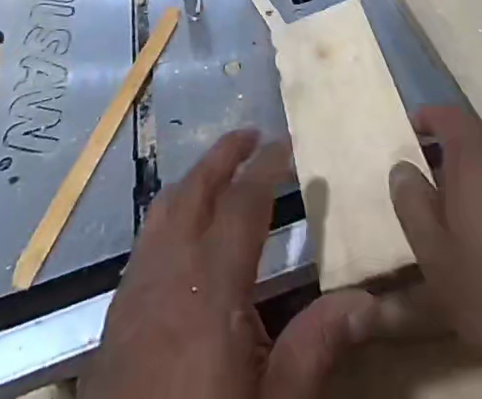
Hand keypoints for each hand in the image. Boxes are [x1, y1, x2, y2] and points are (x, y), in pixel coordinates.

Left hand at [81, 129, 374, 398]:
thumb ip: (316, 346)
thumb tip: (367, 299)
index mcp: (209, 292)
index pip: (240, 205)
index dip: (266, 167)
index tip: (289, 144)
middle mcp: (165, 279)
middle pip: (189, 194)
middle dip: (221, 157)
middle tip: (252, 135)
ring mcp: (133, 299)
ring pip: (159, 215)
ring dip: (192, 183)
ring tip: (222, 174)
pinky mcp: (115, 323)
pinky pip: (144, 246)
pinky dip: (171, 218)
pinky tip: (188, 238)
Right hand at [388, 108, 481, 398]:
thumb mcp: (435, 255)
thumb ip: (413, 205)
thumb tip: (402, 168)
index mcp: (478, 163)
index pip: (452, 117)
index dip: (430, 117)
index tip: (412, 128)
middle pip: (477, 151)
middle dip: (450, 169)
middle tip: (428, 200)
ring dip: (479, 197)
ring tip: (460, 237)